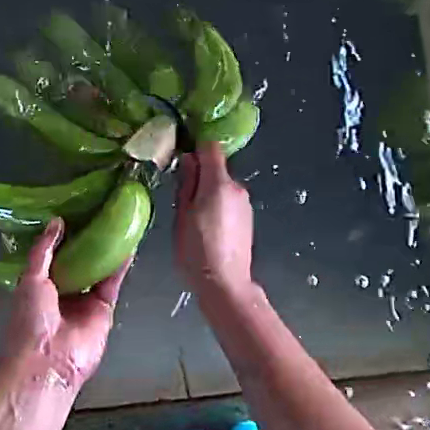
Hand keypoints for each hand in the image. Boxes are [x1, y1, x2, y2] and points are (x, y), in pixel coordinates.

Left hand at [0, 219, 128, 393]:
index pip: (54, 256)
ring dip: (107, 250)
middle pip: (79, 261)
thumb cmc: (29, 321)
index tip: (74, 213)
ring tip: (117, 224)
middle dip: (87, 241)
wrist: (47, 361)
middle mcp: (62, 292)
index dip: (64, 237)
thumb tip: (56, 221)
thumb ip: (43, 250)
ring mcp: (84, 300)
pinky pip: (113, 282)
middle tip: (99, 214)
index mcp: (38, 287)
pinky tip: (128, 245)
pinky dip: (121, 265)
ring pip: (98, 269)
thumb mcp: (29, 280)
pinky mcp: (104, 307)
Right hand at [176, 142, 253, 293]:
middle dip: (201, 174)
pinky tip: (209, 226)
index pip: (211, 148)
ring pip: (223, 185)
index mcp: (218, 184)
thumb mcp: (182, 216)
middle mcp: (237, 188)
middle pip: (218, 168)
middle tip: (181, 194)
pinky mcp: (248, 216)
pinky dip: (219, 204)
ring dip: (210, 191)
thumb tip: (189, 159)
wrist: (226, 283)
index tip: (183, 153)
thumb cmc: (196, 251)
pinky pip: (230, 200)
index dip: (196, 147)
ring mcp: (245, 202)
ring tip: (194, 216)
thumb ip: (187, 183)